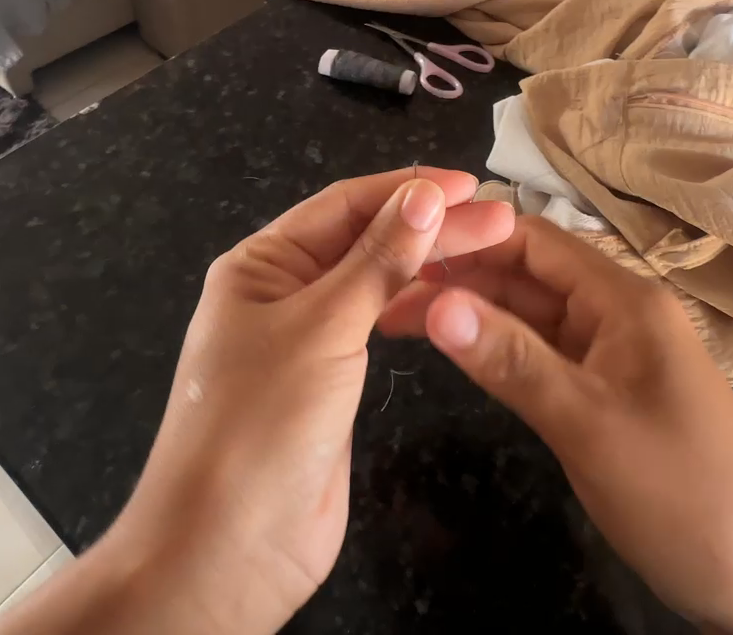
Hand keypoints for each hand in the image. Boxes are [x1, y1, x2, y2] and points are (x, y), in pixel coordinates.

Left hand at [0, 168, 513, 634]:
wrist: (230, 546)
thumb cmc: (263, 419)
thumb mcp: (323, 326)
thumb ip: (378, 259)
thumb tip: (425, 192)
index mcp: (263, 262)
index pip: (344, 205)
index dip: (408, 189)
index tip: (470, 185)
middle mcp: (283, 289)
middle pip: (365, 240)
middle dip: (431, 226)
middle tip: (502, 218)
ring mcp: (308, 335)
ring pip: (374, 281)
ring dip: (427, 263)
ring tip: (492, 250)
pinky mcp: (330, 377)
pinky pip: (375, 324)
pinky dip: (413, 305)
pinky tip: (451, 297)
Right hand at [378, 216, 732, 634]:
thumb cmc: (684, 494)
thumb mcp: (587, 424)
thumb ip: (510, 359)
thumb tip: (433, 301)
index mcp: (623, 299)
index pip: (533, 240)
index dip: (469, 236)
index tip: (403, 247)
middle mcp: (616, 312)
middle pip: (526, 275)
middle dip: (459, 278)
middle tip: (384, 294)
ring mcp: (611, 353)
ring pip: (530, 315)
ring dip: (473, 314)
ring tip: (400, 320)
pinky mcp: (606, 391)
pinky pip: (543, 353)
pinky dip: (499, 349)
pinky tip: (458, 352)